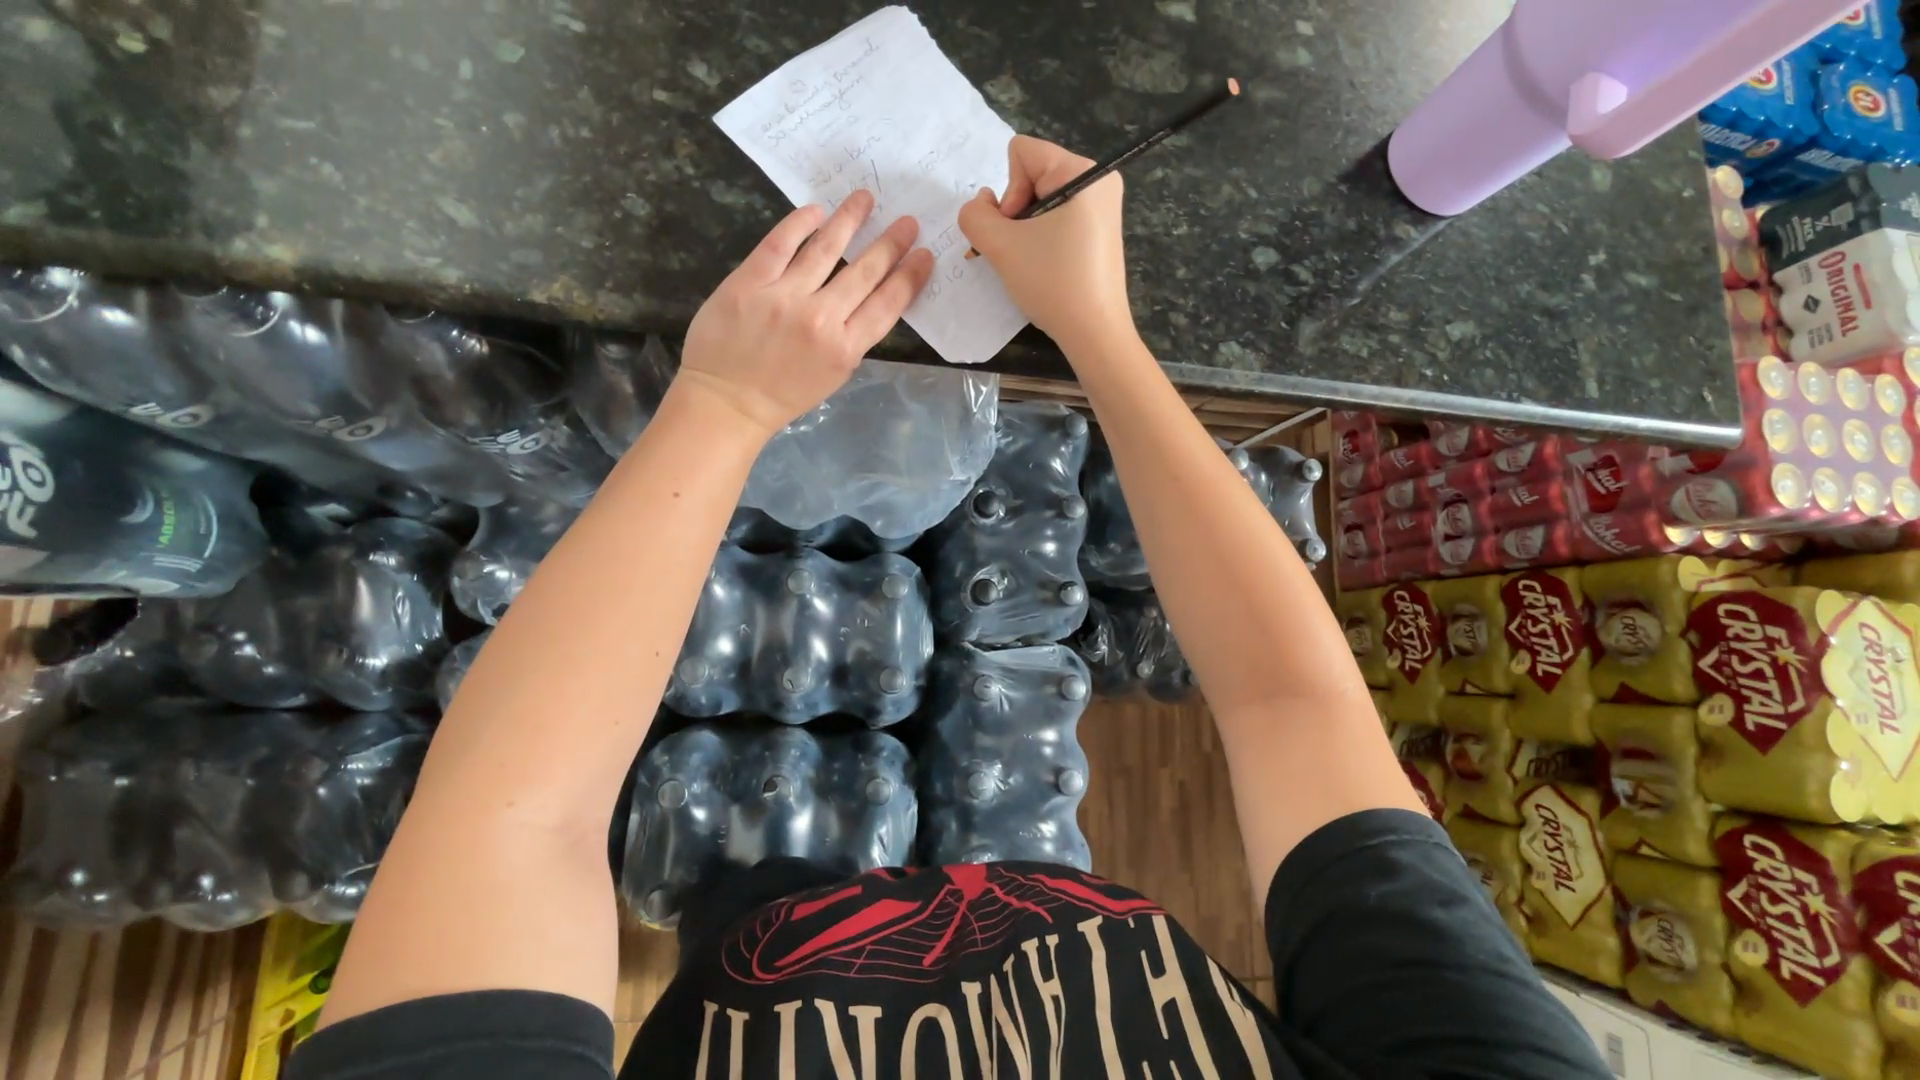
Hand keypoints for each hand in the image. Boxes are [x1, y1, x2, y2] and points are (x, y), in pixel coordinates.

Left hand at [677, 191, 934, 438]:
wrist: (726, 402)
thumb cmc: (782, 395)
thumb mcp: (832, 375)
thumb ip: (851, 338)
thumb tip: (869, 297)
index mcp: (845, 348)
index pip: (887, 305)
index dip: (910, 276)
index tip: (925, 254)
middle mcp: (820, 319)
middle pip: (864, 273)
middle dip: (891, 244)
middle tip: (908, 222)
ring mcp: (783, 297)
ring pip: (825, 250)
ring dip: (850, 220)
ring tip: (864, 199)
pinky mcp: (749, 282)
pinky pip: (779, 244)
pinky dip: (800, 224)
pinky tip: (816, 211)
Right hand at [958, 136, 1132, 351]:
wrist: (1094, 332)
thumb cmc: (1052, 283)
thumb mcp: (1001, 246)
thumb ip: (975, 215)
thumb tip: (982, 203)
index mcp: (1082, 171)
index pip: (1021, 152)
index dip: (1007, 191)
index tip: (1017, 229)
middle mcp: (1099, 181)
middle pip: (1032, 175)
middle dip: (1016, 211)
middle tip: (1020, 249)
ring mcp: (1103, 208)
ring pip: (1042, 200)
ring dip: (1025, 229)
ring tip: (1030, 261)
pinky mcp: (1101, 232)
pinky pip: (1059, 219)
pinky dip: (1042, 239)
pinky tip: (1045, 266)